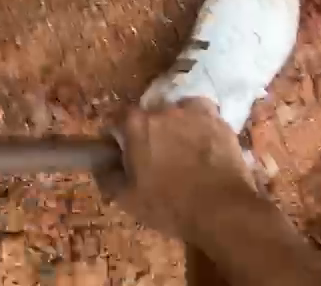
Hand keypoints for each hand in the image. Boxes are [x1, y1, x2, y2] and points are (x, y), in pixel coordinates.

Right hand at [110, 98, 255, 239]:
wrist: (222, 212)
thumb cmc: (170, 205)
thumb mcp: (129, 200)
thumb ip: (108, 177)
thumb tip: (98, 164)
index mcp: (135, 123)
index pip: (118, 118)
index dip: (120, 135)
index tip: (124, 151)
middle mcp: (161, 109)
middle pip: (149, 115)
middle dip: (150, 131)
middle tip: (157, 155)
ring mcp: (192, 113)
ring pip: (178, 112)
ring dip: (177, 125)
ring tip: (184, 148)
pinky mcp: (218, 122)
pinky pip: (204, 116)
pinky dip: (202, 125)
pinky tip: (205, 143)